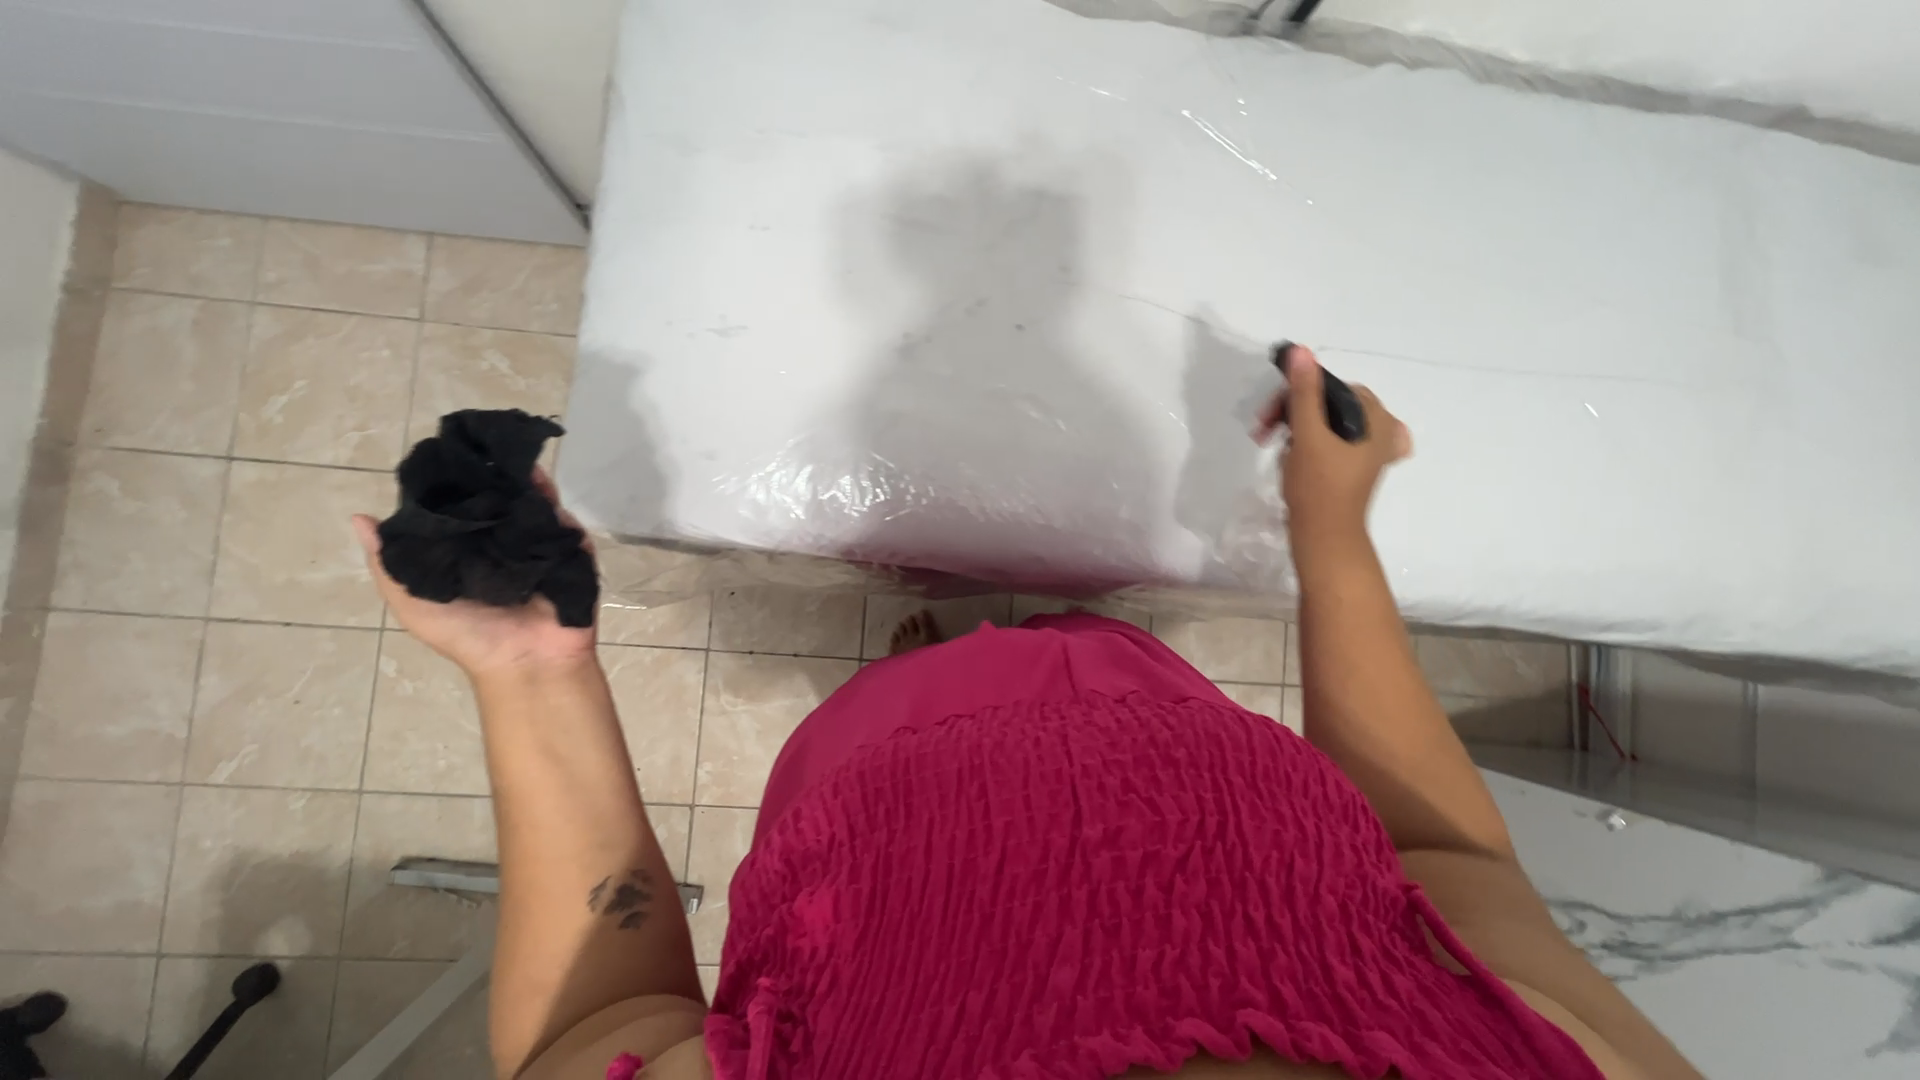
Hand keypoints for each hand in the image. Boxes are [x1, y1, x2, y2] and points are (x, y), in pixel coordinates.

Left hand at [351, 469, 598, 682]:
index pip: (460, 512)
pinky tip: (541, 485)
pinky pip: (564, 524)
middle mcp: (504, 546)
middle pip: (500, 503)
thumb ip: (389, 564)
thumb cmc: (468, 637)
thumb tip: (359, 518)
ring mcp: (541, 548)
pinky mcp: (572, 553)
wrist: (526, 662)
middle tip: (484, 447)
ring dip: (526, 483)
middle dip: (493, 477)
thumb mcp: (412, 602)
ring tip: (514, 454)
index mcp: (469, 554)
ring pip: (533, 507)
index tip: (445, 456)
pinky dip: (554, 505)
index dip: (453, 486)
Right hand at [1253, 344, 1411, 561]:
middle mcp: (1380, 430)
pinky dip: (1307, 445)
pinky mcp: (1354, 468)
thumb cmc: (1318, 486)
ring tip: (1277, 451)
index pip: (1332, 386)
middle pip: (1329, 403)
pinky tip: (1293, 460)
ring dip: (1296, 430)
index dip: (1298, 394)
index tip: (1271, 415)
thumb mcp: (1307, 435)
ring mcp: (1369, 451)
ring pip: (1326, 422)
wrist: (1324, 537)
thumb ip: (1303, 392)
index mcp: (1378, 419)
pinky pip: (1328, 441)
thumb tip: (1300, 351)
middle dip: (1294, 414)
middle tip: (1264, 433)